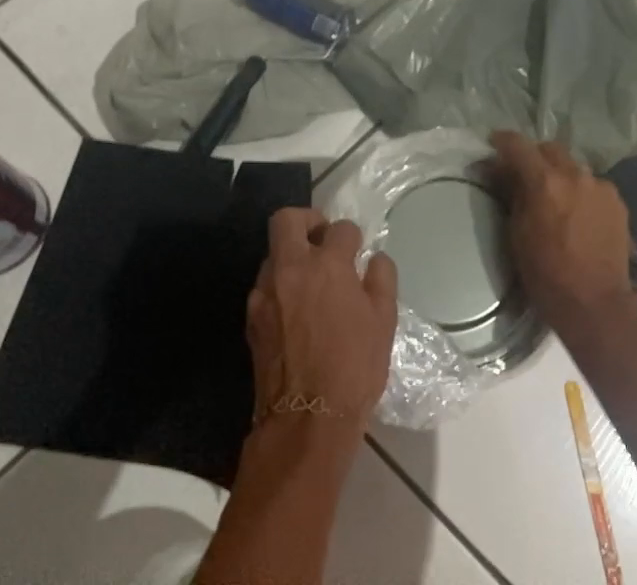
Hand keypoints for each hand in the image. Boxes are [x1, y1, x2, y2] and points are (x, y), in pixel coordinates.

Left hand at [247, 208, 398, 431]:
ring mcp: (265, 293)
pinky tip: (298, 311)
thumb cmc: (354, 366)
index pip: (340, 228)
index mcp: (327, 266)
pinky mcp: (252, 318)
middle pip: (287, 220)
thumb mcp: (384, 321)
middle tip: (324, 240)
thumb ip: (381, 279)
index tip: (357, 250)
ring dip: (293, 258)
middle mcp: (290, 270)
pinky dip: (282, 287)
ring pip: (273, 255)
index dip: (352, 236)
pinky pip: (266, 287)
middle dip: (308, 221)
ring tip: (312, 283)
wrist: (307, 417)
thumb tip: (374, 259)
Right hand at [489, 131, 636, 337]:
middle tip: (523, 174)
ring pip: (574, 167)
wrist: (596, 302)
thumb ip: (511, 196)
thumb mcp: (516, 236)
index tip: (493, 144)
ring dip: (559, 175)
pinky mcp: (617, 201)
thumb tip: (499, 172)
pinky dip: (580, 192)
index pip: (518, 146)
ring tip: (553, 198)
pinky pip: (593, 186)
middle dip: (534, 156)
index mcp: (545, 182)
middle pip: (550, 149)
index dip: (502, 141)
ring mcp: (601, 186)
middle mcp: (575, 175)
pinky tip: (577, 214)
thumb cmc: (546, 275)